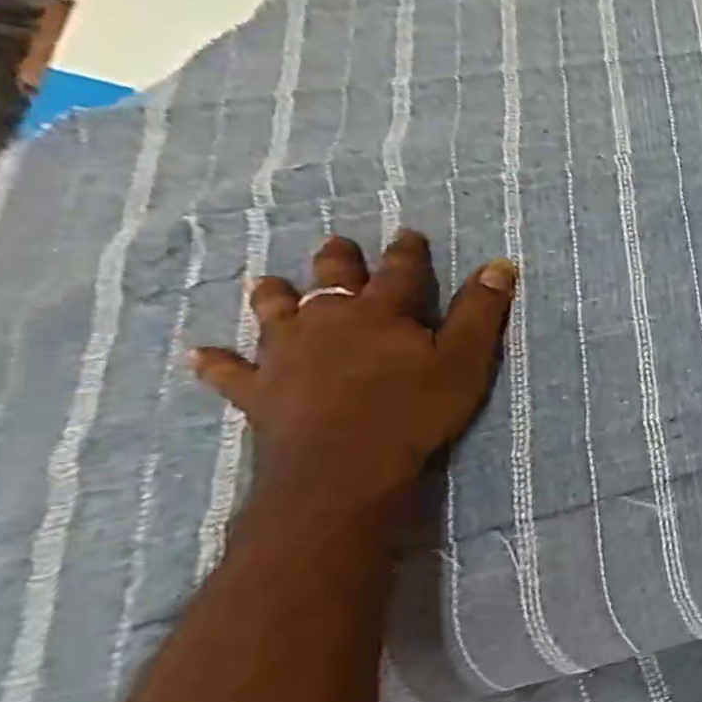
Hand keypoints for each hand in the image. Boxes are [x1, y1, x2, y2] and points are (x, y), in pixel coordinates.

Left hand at [192, 231, 515, 509]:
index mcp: (381, 311)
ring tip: (268, 283)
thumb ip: (481, 311)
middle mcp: (328, 321)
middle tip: (336, 244)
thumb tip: (500, 263)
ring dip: (274, 297)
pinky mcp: (260, 392)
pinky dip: (218, 363)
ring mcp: (287, 355)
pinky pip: (231, 372)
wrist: (344, 468)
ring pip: (275, 313)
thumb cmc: (414, 410)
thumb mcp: (465, 359)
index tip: (408, 233)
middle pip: (331, 280)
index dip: (406, 251)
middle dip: (337, 259)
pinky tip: (201, 355)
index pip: (399, 270)